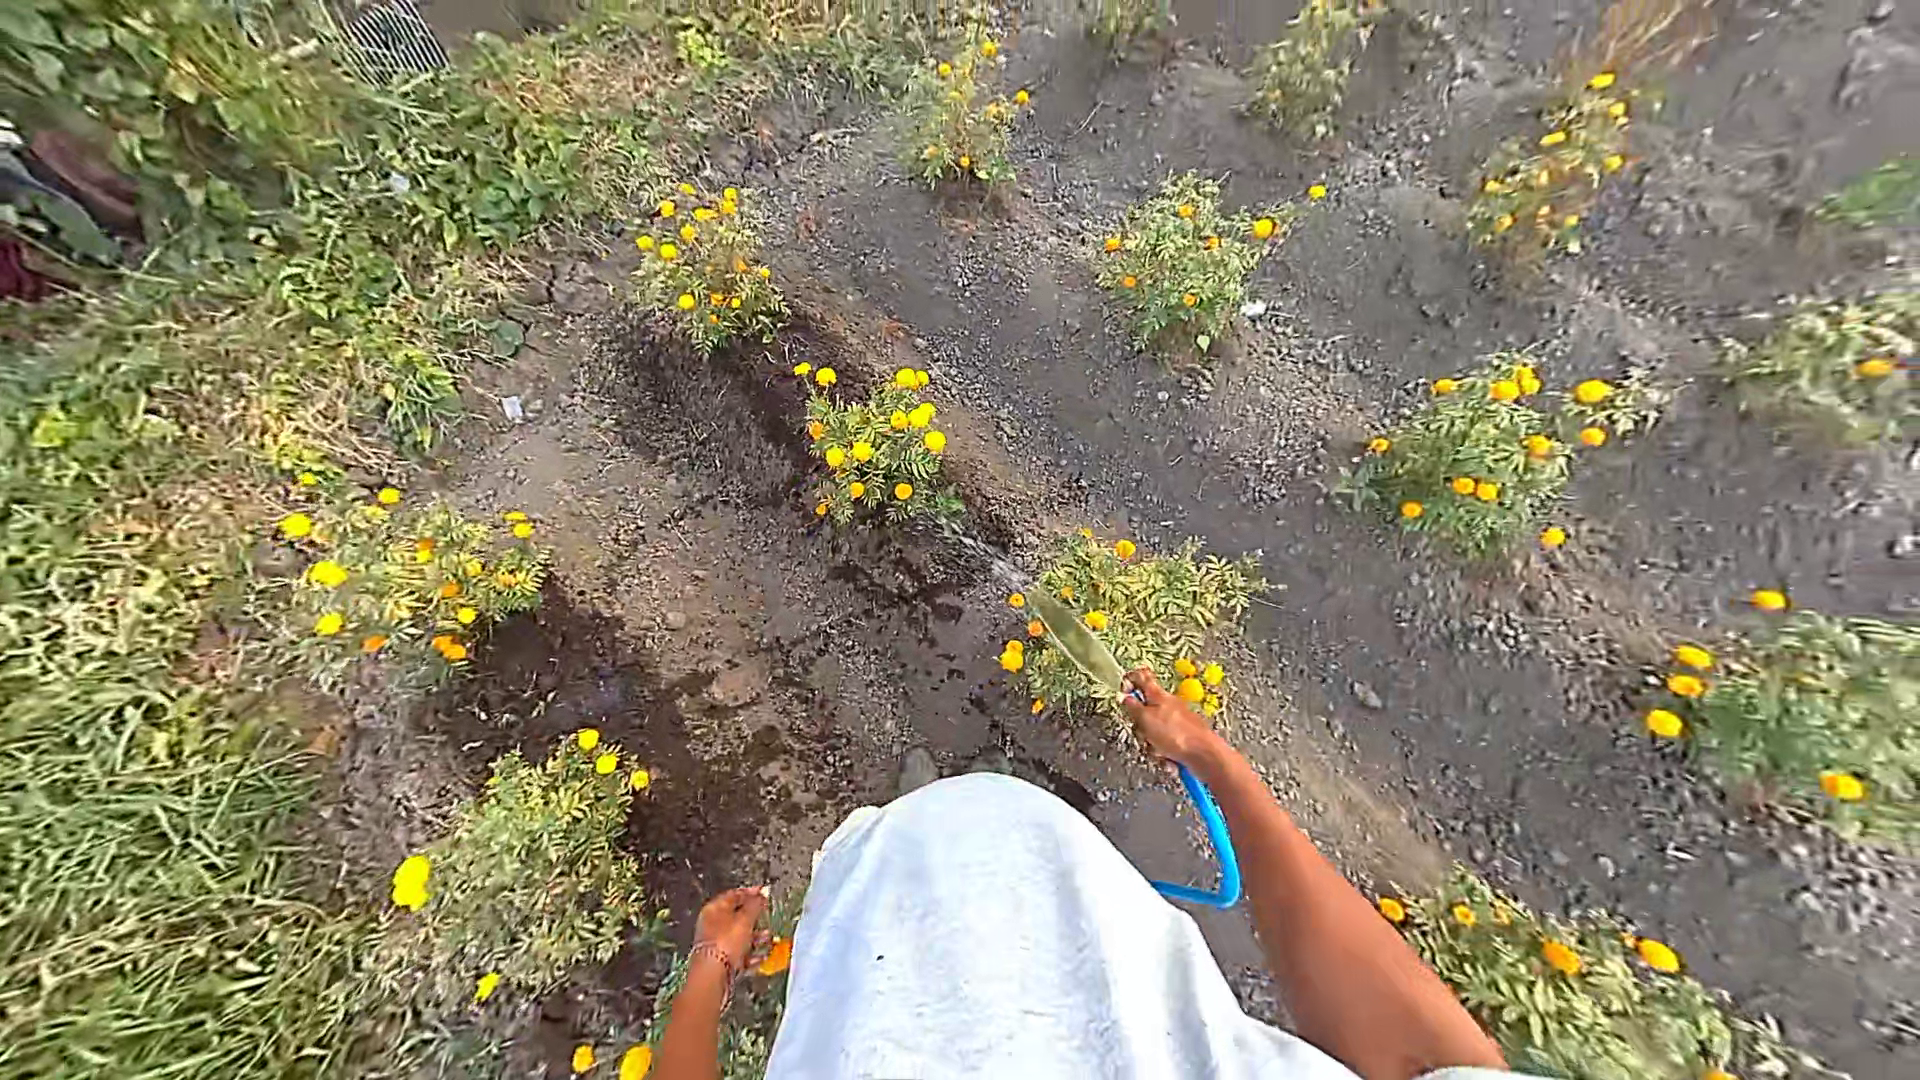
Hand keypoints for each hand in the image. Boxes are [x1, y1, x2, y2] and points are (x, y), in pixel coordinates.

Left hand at [693, 885, 768, 966]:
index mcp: (713, 909)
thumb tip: (763, 894)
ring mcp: (715, 946)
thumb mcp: (746, 918)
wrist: (713, 979)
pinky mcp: (720, 964)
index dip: (751, 893)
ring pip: (739, 937)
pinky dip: (750, 954)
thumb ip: (756, 904)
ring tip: (768, 938)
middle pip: (736, 916)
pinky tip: (761, 956)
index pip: (734, 894)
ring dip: (755, 937)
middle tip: (766, 916)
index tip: (764, 893)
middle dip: (754, 918)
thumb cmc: (725, 942)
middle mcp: (711, 926)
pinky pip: (738, 954)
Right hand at [1122, 666, 1224, 767]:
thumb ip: (1132, 706)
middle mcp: (1168, 706)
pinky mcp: (1182, 740)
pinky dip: (1163, 754)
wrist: (1205, 756)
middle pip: (1144, 712)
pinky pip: (1164, 746)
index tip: (1123, 693)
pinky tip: (1169, 759)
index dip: (1129, 682)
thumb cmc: (1177, 735)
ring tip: (1159, 750)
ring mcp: (1176, 724)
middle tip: (1143, 733)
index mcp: (1158, 695)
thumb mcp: (1145, 718)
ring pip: (1152, 732)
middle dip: (1140, 727)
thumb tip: (1124, 697)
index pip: (1141, 678)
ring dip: (1152, 745)